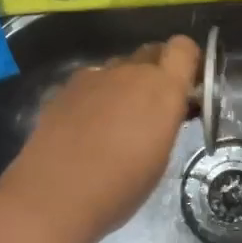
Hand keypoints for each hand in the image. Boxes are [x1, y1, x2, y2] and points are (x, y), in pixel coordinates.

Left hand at [0, 36, 200, 242]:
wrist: (54, 195)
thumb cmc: (120, 187)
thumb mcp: (160, 158)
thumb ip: (166, 121)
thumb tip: (164, 112)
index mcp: (163, 88)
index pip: (183, 48)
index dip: (187, 60)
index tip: (186, 84)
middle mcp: (131, 72)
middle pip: (151, 52)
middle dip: (157, 71)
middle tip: (152, 105)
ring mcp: (96, 76)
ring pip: (120, 67)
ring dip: (125, 83)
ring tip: (115, 121)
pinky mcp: (67, 86)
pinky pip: (93, 80)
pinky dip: (96, 95)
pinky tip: (85, 126)